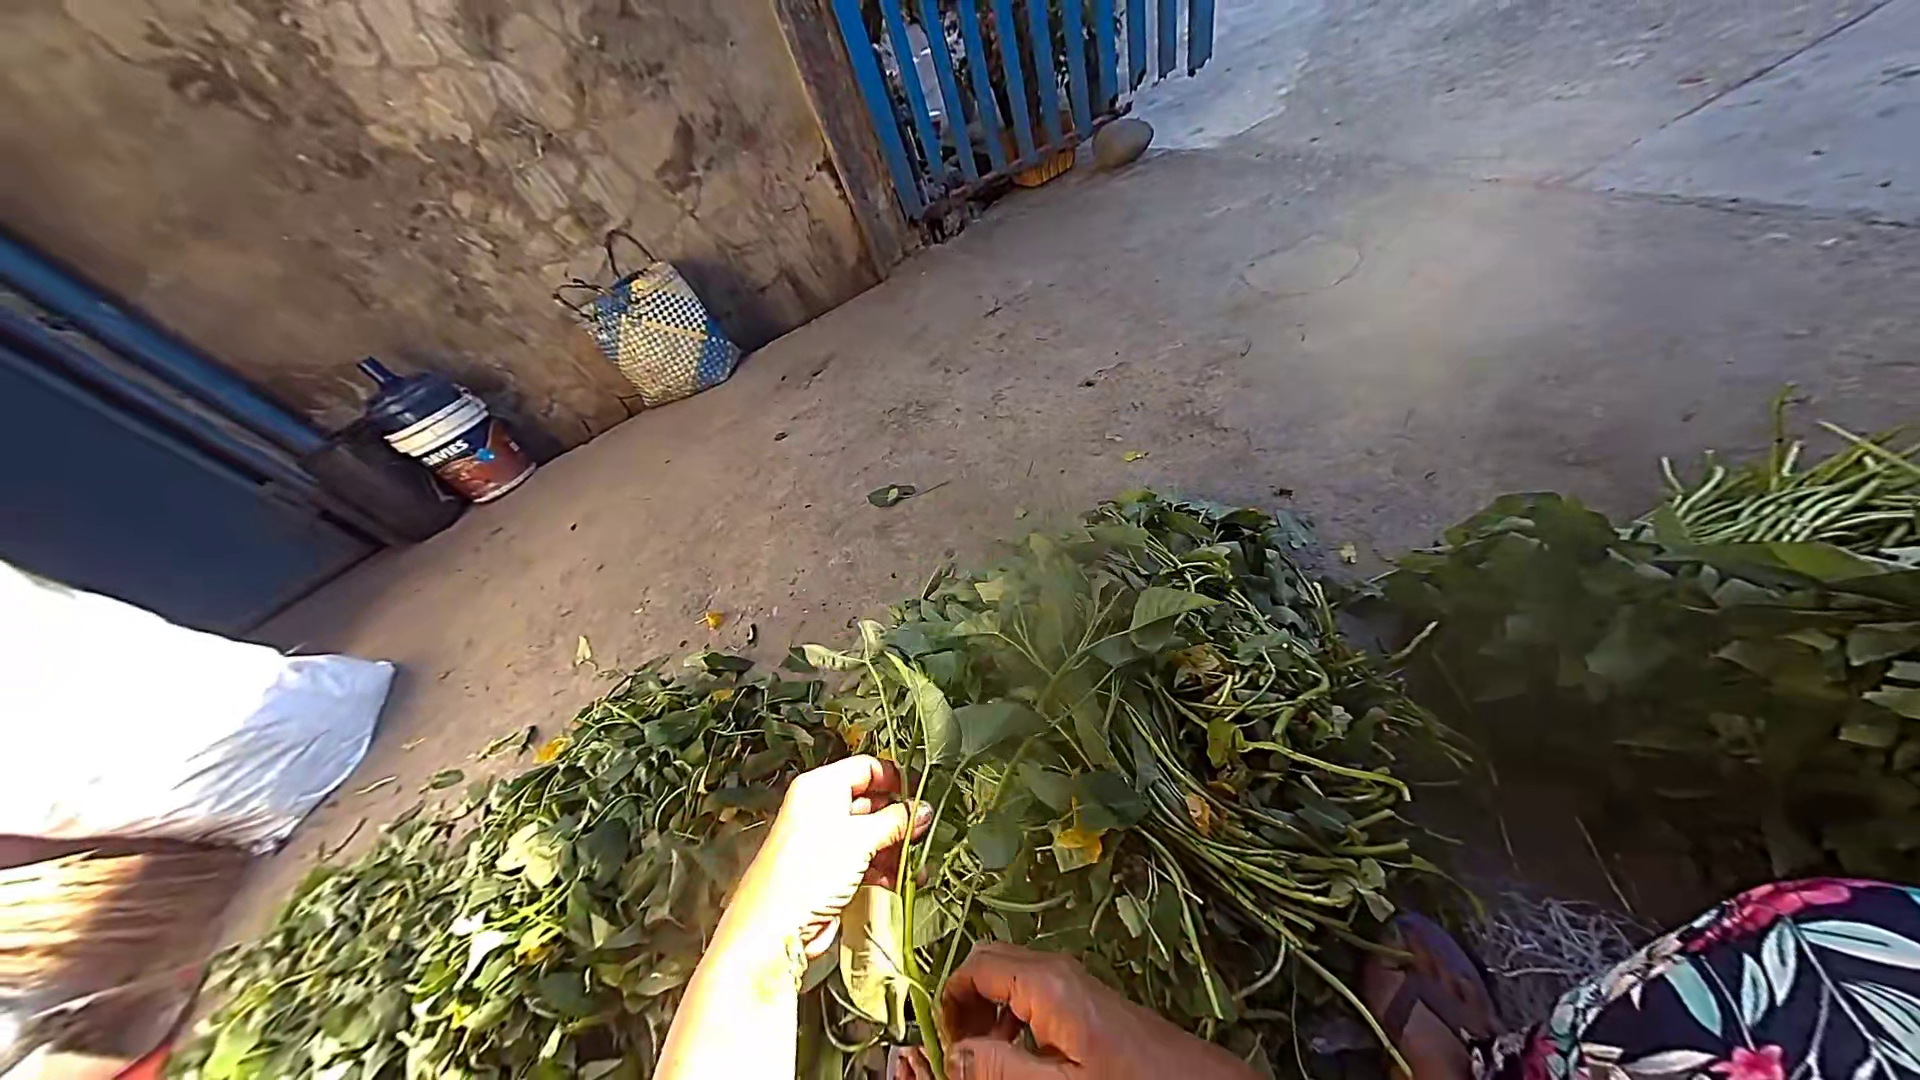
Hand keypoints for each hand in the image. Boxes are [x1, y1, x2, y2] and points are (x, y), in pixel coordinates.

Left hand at [722, 755, 930, 956]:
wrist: (773, 932)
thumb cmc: (800, 876)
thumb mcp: (860, 838)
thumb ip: (896, 821)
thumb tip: (919, 811)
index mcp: (820, 787)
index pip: (866, 768)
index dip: (895, 778)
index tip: (919, 792)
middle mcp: (819, 810)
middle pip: (870, 803)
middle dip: (898, 818)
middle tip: (921, 828)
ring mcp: (823, 842)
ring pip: (869, 835)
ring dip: (894, 847)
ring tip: (914, 859)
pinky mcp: (827, 873)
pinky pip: (862, 861)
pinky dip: (882, 868)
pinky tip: (900, 878)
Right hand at [939, 944, 1259, 1079]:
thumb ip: (1002, 1070)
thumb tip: (954, 1055)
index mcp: (1044, 982)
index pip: (975, 967)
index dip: (949, 1001)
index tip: (942, 1043)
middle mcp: (1052, 967)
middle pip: (988, 960)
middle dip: (964, 999)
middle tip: (958, 1048)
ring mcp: (1067, 977)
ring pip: (1006, 972)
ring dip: (985, 1007)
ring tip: (982, 1057)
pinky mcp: (1078, 994)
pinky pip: (1028, 987)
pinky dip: (1008, 1012)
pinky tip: (1015, 1053)